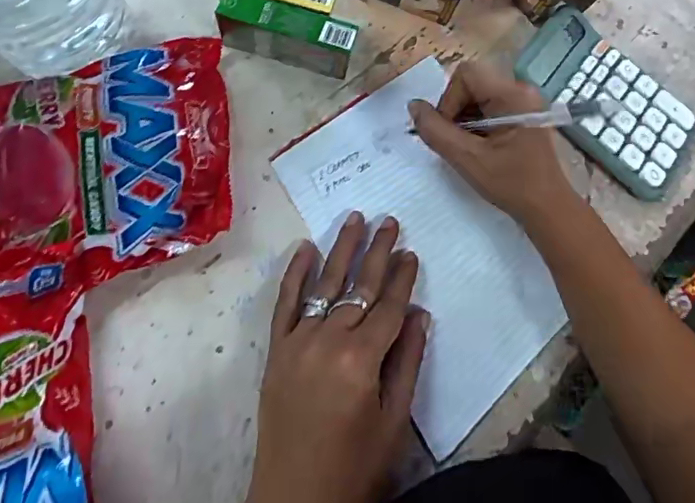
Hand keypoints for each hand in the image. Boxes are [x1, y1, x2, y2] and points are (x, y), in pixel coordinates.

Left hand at [246, 213, 427, 502]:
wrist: (296, 496)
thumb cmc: (356, 466)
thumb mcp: (394, 422)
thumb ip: (406, 363)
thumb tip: (419, 313)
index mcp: (362, 359)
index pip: (387, 306)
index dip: (401, 277)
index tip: (410, 250)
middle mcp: (328, 339)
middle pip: (357, 286)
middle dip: (376, 251)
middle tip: (388, 220)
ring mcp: (298, 339)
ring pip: (324, 284)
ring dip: (340, 249)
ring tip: (354, 219)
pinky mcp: (276, 347)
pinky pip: (285, 301)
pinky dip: (295, 272)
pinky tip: (306, 247)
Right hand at [407, 62, 575, 223]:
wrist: (550, 210)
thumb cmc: (512, 184)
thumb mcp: (467, 159)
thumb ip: (435, 130)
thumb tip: (414, 106)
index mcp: (513, 95)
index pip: (465, 75)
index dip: (449, 99)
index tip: (450, 130)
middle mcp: (521, 90)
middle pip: (470, 82)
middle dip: (455, 109)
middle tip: (456, 139)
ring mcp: (523, 100)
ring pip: (476, 93)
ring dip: (463, 116)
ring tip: (468, 145)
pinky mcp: (522, 112)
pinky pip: (487, 103)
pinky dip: (475, 121)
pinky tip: (479, 145)